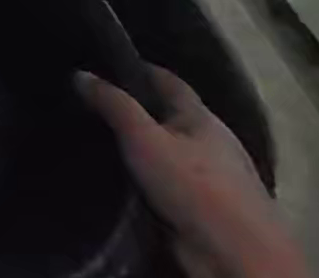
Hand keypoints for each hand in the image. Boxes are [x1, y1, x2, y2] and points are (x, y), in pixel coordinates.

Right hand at [76, 65, 308, 277]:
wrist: (239, 261)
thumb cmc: (194, 187)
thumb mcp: (143, 137)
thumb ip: (113, 104)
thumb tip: (79, 73)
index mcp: (203, 119)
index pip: (168, 80)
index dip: (138, 68)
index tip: (102, 61)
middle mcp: (212, 143)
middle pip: (168, 114)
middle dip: (134, 105)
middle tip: (90, 98)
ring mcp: (212, 178)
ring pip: (167, 147)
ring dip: (139, 142)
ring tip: (96, 132)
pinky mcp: (204, 208)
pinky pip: (167, 178)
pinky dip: (145, 171)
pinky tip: (119, 170)